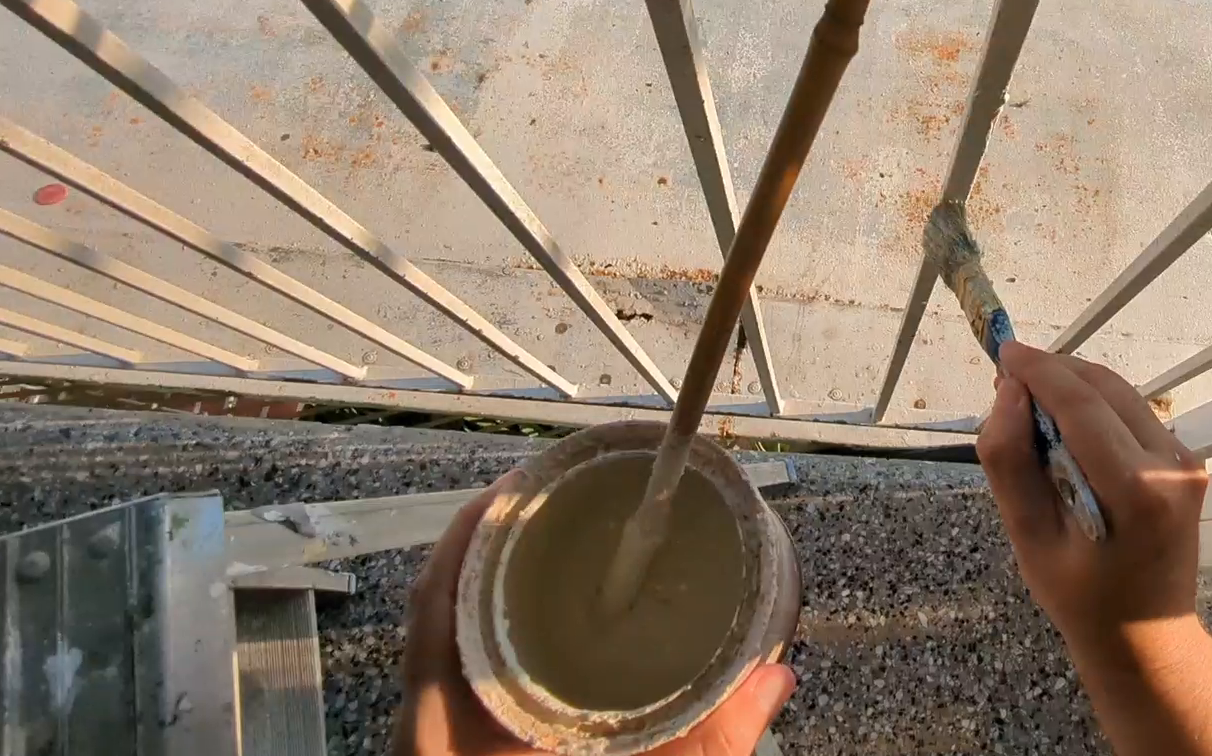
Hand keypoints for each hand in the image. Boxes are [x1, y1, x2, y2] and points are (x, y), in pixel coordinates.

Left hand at [394, 473, 797, 755]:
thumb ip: (712, 743)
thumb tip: (778, 674)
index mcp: (447, 729)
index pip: (437, 606)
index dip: (471, 532)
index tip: (520, 481)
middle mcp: (433, 719)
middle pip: (449, 597)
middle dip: (501, 534)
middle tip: (565, 492)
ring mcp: (442, 729)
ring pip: (457, 625)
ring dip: (501, 569)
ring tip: (562, 527)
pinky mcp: (460, 738)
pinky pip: (469, 654)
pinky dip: (504, 611)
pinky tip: (553, 603)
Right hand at [977, 345, 1211, 755]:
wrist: (1149, 636)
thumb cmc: (1081, 596)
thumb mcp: (1027, 536)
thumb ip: (1010, 460)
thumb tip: (1009, 392)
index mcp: (1138, 489)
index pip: (1081, 403)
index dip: (1038, 369)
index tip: (1002, 351)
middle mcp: (1173, 463)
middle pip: (1103, 386)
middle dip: (1052, 370)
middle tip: (1007, 378)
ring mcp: (1186, 458)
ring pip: (1119, 391)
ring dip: (1071, 382)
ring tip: (1029, 396)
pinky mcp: (1185, 458)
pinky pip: (1130, 410)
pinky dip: (1092, 401)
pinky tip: (1062, 417)